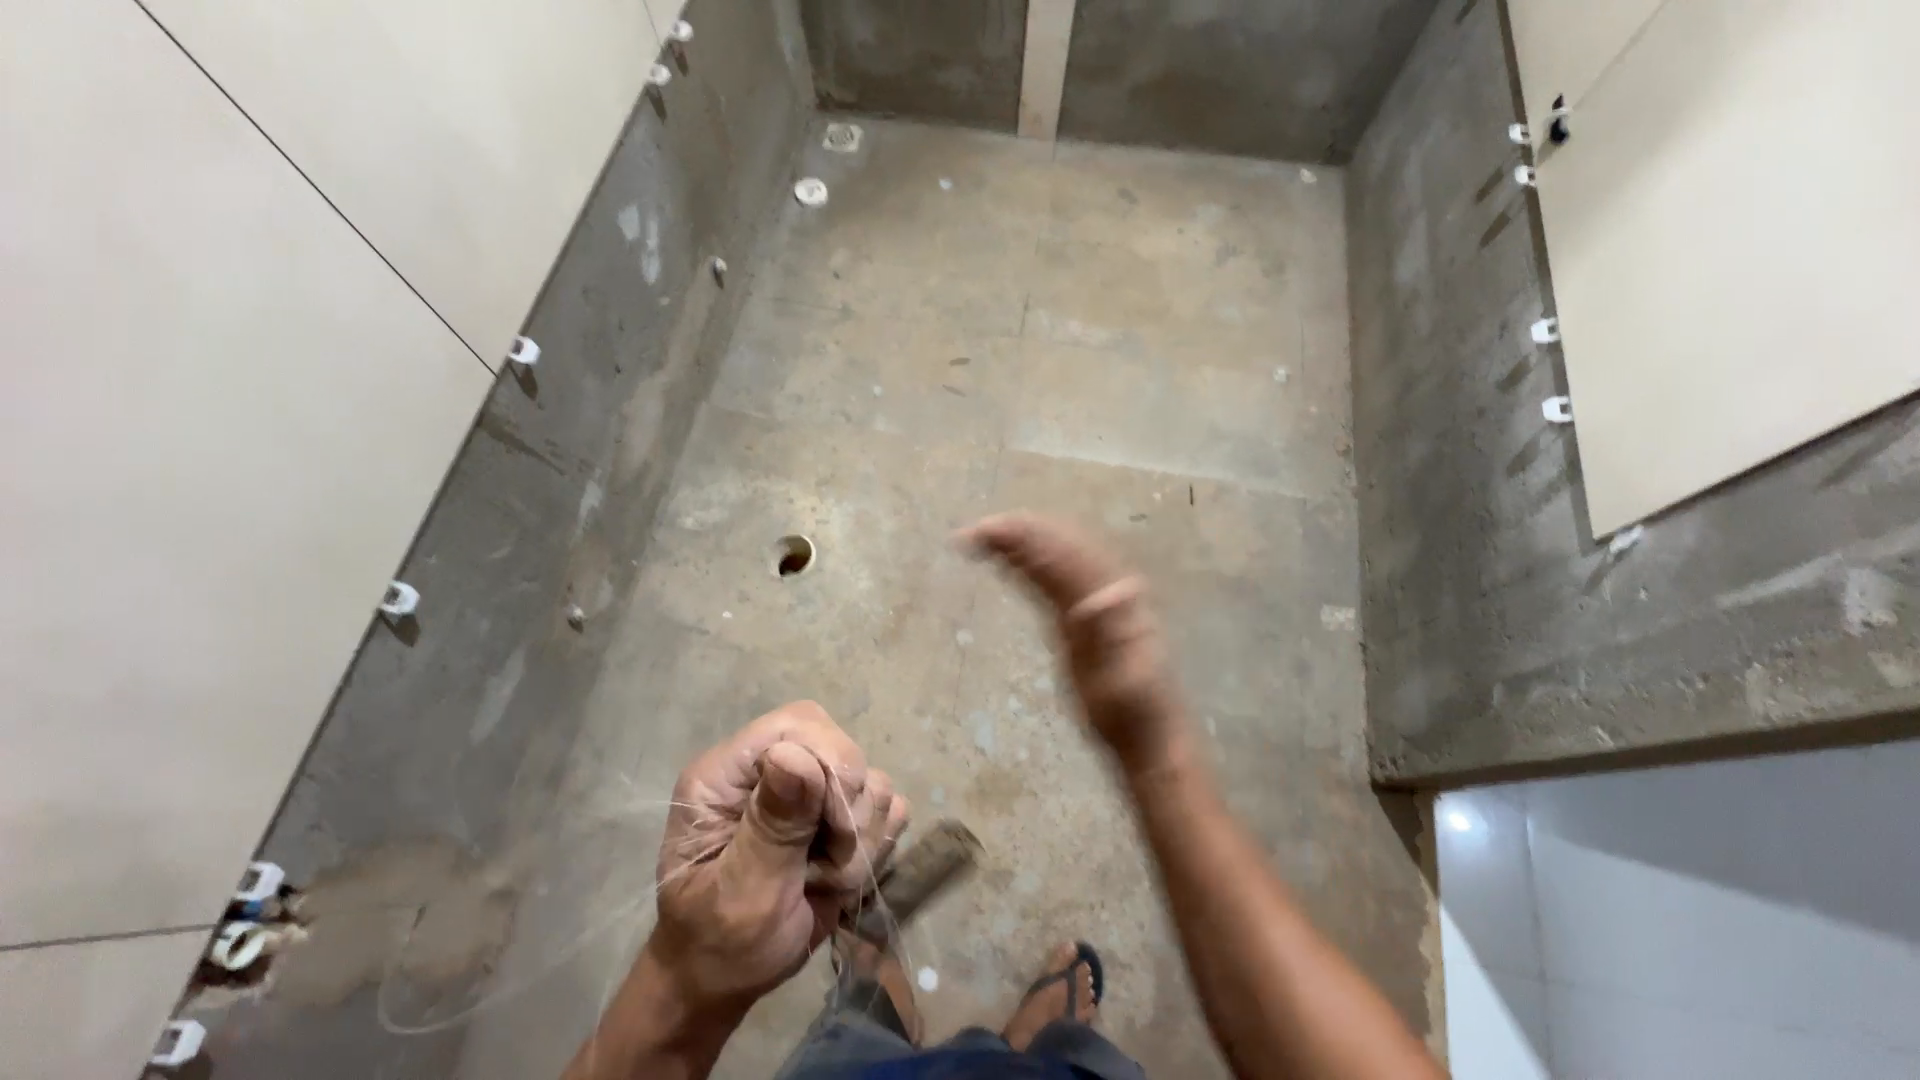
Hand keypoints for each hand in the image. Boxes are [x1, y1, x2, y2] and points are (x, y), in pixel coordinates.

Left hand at [644, 701, 909, 1012]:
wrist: (727, 984)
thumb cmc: (718, 943)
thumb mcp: (741, 893)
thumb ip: (772, 826)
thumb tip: (794, 756)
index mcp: (727, 774)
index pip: (797, 724)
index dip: (830, 765)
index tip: (834, 827)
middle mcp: (769, 771)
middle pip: (841, 748)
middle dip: (848, 811)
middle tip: (826, 866)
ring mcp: (807, 793)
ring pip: (871, 782)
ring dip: (862, 840)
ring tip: (824, 880)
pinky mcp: (838, 817)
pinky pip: (887, 808)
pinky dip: (876, 845)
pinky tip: (840, 876)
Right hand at [959, 513, 1191, 775]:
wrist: (1149, 737)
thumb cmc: (1137, 714)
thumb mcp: (1129, 679)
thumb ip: (1117, 633)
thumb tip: (1114, 588)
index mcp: (1115, 596)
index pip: (1065, 555)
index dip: (1028, 537)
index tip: (990, 530)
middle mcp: (1105, 589)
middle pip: (1058, 545)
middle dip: (1017, 531)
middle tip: (973, 531)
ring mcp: (1093, 603)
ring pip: (1053, 559)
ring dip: (1019, 543)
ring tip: (978, 536)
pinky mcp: (1080, 621)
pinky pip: (1050, 582)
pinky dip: (1026, 566)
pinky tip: (1005, 561)